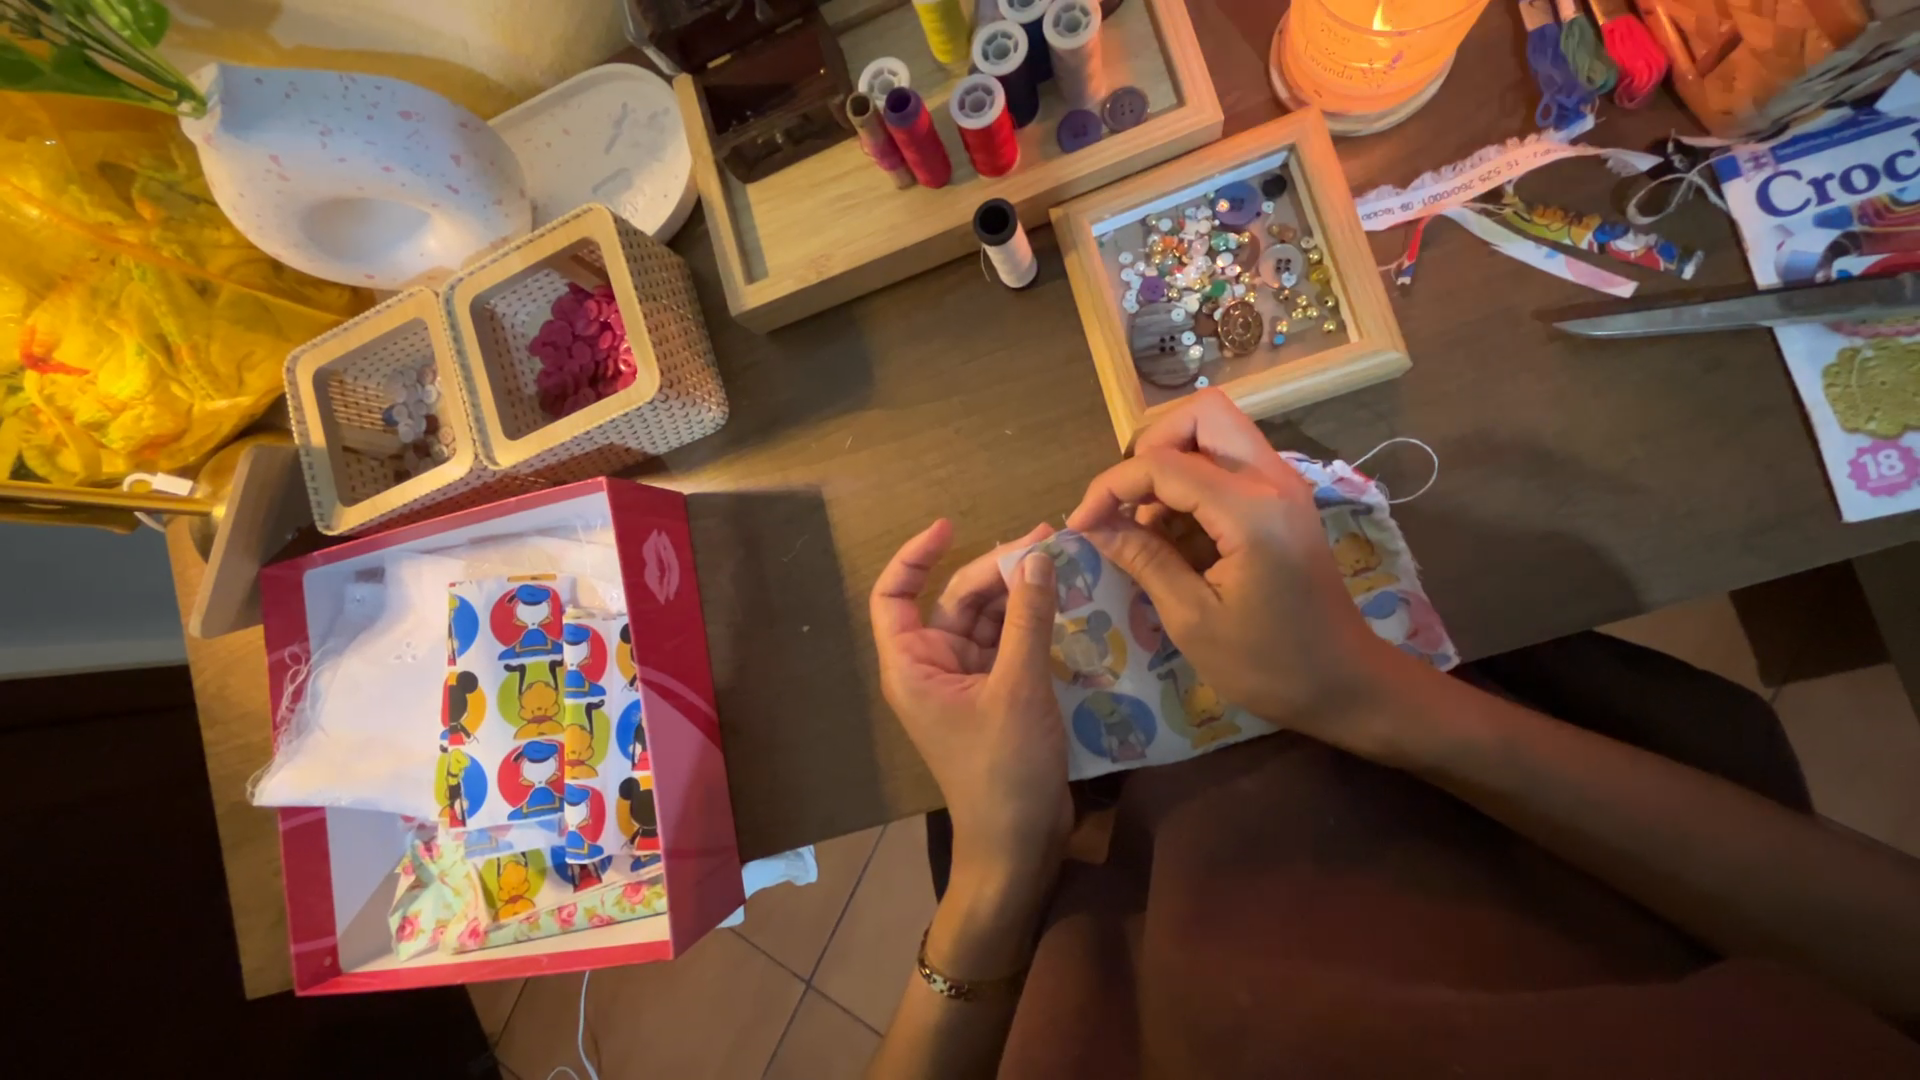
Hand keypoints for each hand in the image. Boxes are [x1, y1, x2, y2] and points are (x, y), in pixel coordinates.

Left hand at [870, 520, 1070, 880]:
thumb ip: (1028, 620)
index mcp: (914, 664)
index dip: (914, 556)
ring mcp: (966, 679)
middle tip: (1048, 541)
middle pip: (955, 599)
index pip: (893, 595)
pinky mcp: (997, 692)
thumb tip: (1037, 557)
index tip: (950, 526)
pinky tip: (1066, 601)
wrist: (1019, 843)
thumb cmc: (1004, 769)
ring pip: (988, 619)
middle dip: (996, 570)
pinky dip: (1033, 622)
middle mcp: (934, 665)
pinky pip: (1009, 643)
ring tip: (1064, 563)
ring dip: (1020, 592)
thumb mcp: (1018, 688)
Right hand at [1067, 396, 1409, 749]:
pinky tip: (1176, 541)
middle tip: (1127, 503)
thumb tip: (1093, 526)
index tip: (1082, 525)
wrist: (1346, 684)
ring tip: (1147, 531)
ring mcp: (1281, 488)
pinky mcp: (1282, 503)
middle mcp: (1271, 480)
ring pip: (1215, 435)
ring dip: (1170, 468)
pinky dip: (1191, 487)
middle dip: (1150, 449)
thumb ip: (1143, 560)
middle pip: (1202, 415)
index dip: (1111, 487)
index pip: (1164, 464)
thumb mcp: (1193, 618)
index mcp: (1250, 510)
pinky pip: (1227, 466)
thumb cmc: (1269, 664)